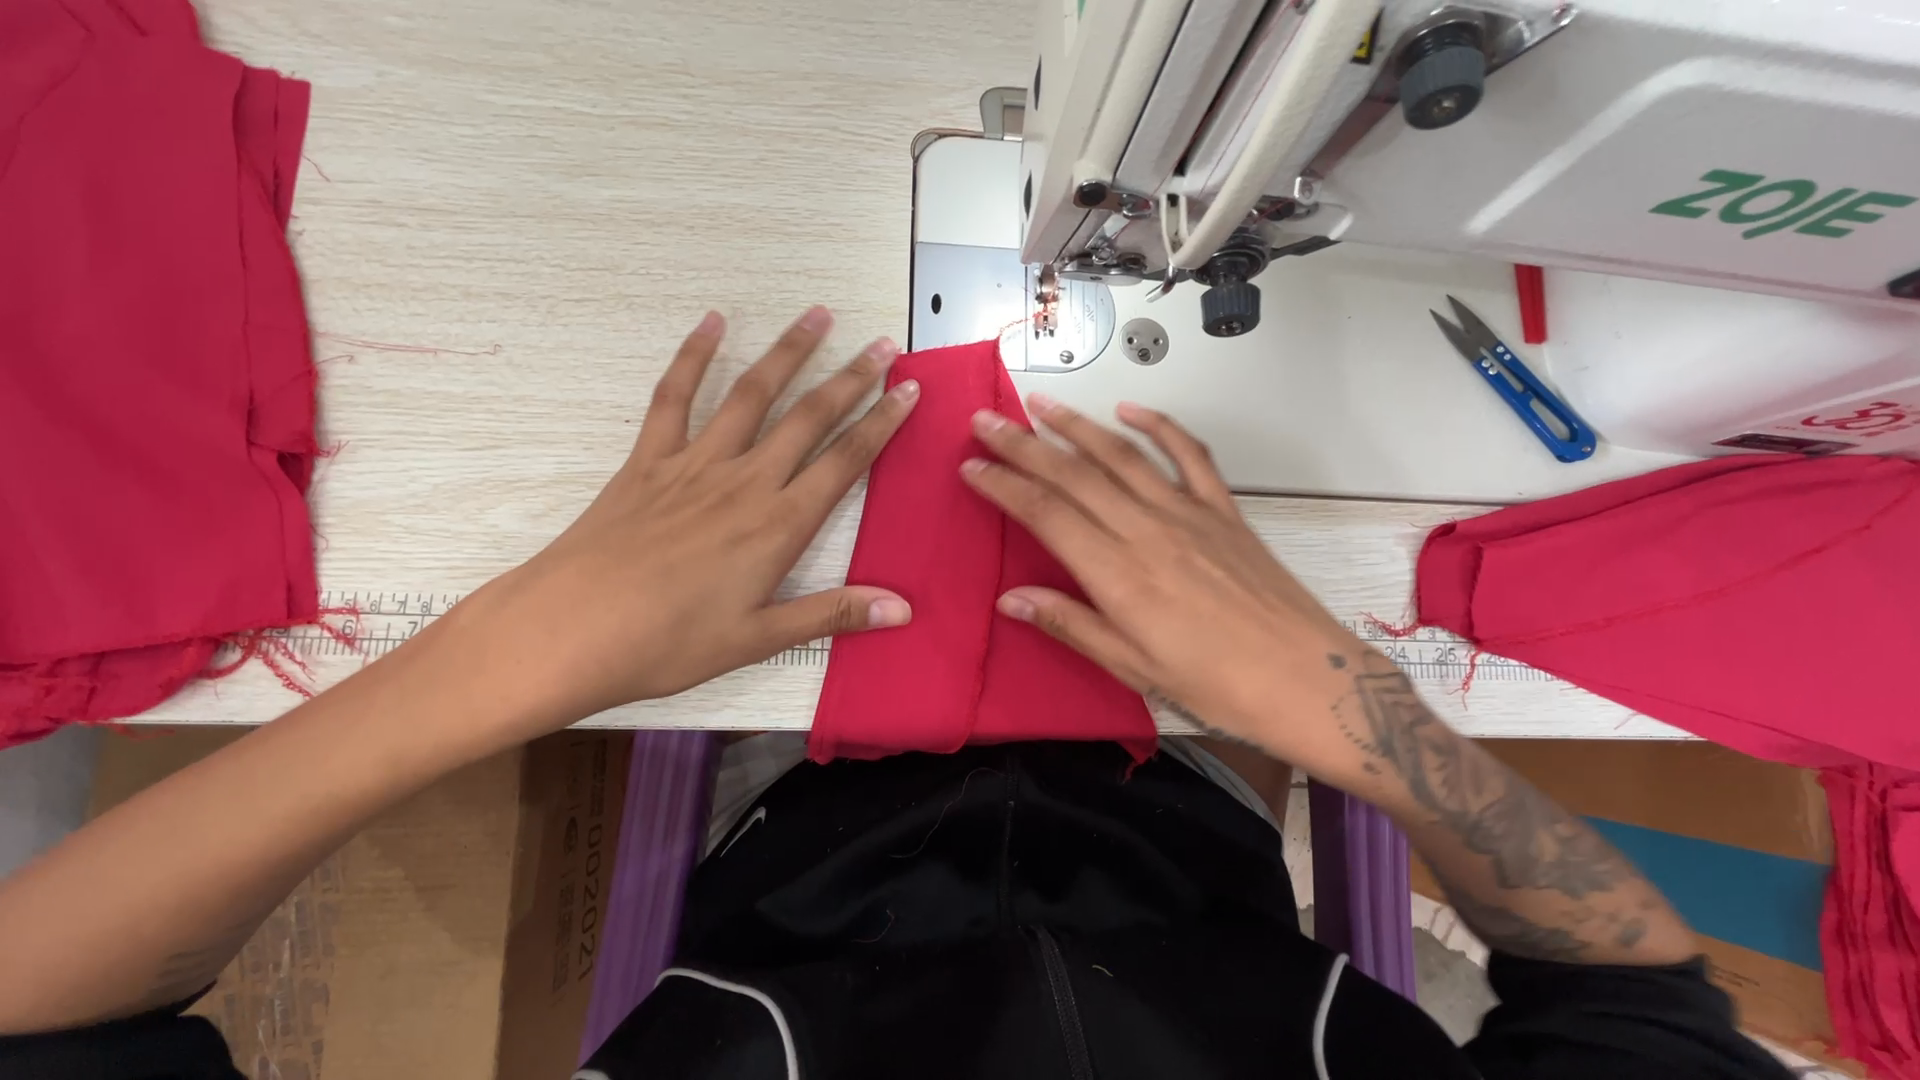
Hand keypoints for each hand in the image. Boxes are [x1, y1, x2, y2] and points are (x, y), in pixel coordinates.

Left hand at [472, 306, 918, 726]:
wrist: (571, 629)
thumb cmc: (669, 643)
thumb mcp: (759, 639)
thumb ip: (833, 614)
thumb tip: (903, 610)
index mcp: (778, 525)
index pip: (845, 462)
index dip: (882, 423)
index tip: (908, 391)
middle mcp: (745, 481)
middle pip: (809, 417)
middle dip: (851, 378)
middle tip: (883, 344)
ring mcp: (695, 463)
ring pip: (752, 395)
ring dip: (789, 352)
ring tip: (817, 315)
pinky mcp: (649, 460)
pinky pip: (674, 397)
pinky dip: (692, 356)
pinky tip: (711, 322)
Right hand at [959, 395, 1371, 763]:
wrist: (1305, 680)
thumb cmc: (1216, 685)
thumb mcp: (1134, 667)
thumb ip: (1071, 624)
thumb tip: (1010, 599)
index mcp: (1119, 575)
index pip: (1046, 515)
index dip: (1004, 486)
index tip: (972, 466)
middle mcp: (1148, 532)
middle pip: (1074, 476)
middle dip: (1023, 445)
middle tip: (986, 420)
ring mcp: (1189, 514)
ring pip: (1122, 456)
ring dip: (1077, 426)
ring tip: (1041, 405)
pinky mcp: (1224, 512)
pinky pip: (1190, 456)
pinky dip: (1160, 427)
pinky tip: (1132, 409)